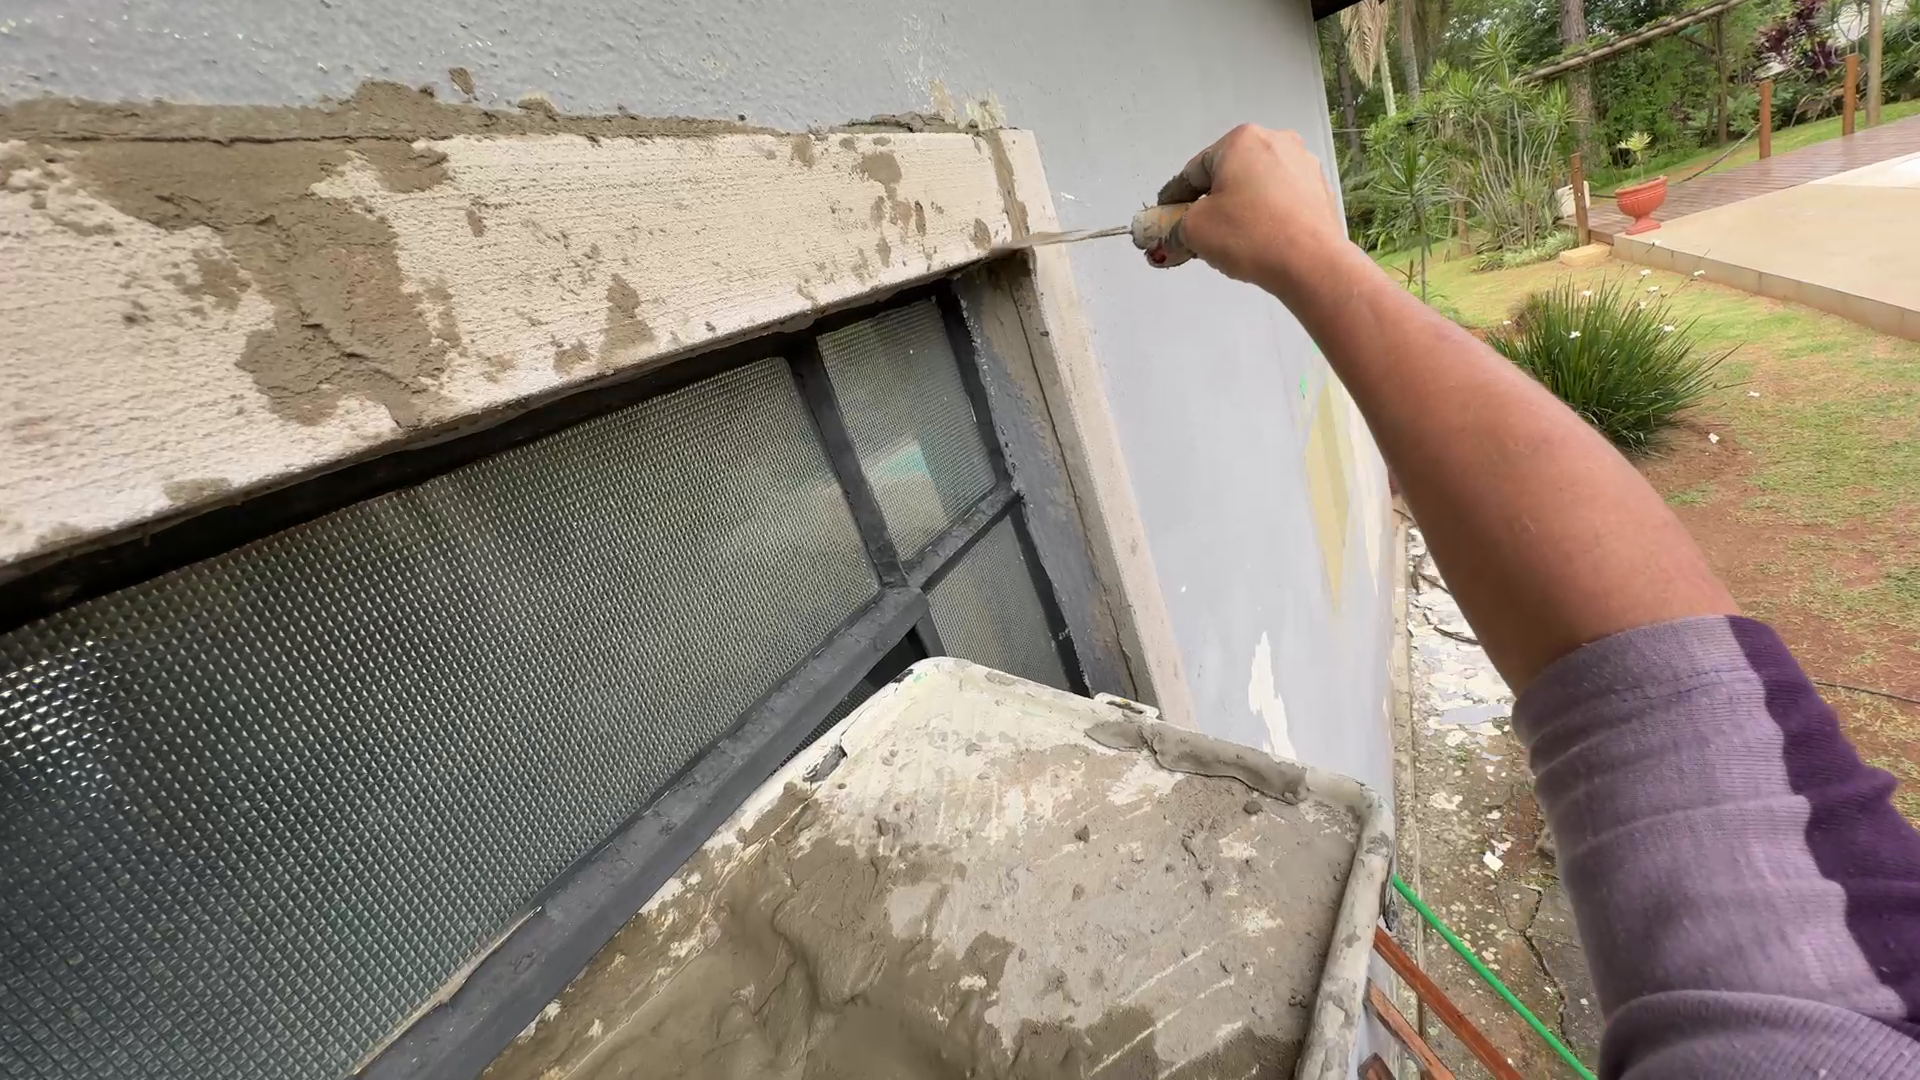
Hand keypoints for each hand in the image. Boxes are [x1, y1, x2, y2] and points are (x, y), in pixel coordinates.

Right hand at [1132, 125, 1348, 298]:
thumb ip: (1172, 229)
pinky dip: (1260, 216)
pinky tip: (1253, 241)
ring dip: (1233, 210)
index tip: (1164, 217)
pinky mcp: (1316, 189)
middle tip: (1192, 234)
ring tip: (1224, 242)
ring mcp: (1301, 164)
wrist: (1309, 262)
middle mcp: (1275, 141)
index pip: (1193, 171)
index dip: (1173, 199)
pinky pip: (1276, 200)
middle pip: (1225, 176)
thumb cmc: (1249, 235)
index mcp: (1241, 140)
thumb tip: (1166, 236)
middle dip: (1206, 204)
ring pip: (1252, 187)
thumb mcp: (1193, 231)